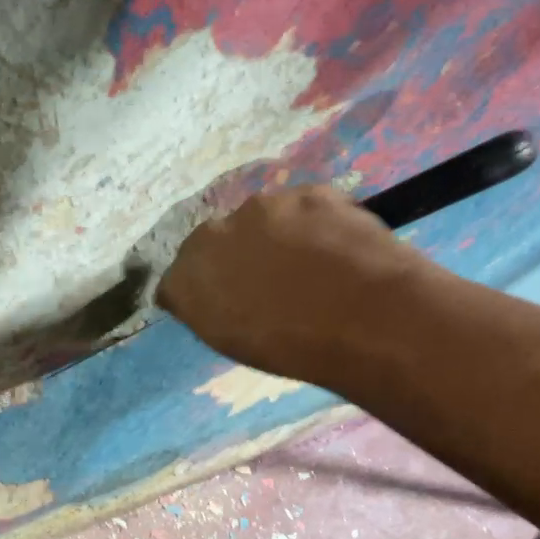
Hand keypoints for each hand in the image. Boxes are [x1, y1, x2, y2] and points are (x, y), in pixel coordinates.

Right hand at [153, 186, 437, 383]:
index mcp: (184, 278)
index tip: (219, 306)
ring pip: (257, 221)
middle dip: (229, 257)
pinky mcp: (307, 192)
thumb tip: (212, 297)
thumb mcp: (230, 340)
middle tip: (259, 283)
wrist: (362, 316)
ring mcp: (260, 208)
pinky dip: (309, 223)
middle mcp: (211, 235)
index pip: (177, 280)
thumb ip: (209, 310)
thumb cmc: (287, 346)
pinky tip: (330, 247)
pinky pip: (300, 208)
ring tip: (301, 264)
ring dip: (269, 236)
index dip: (198, 292)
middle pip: (212, 243)